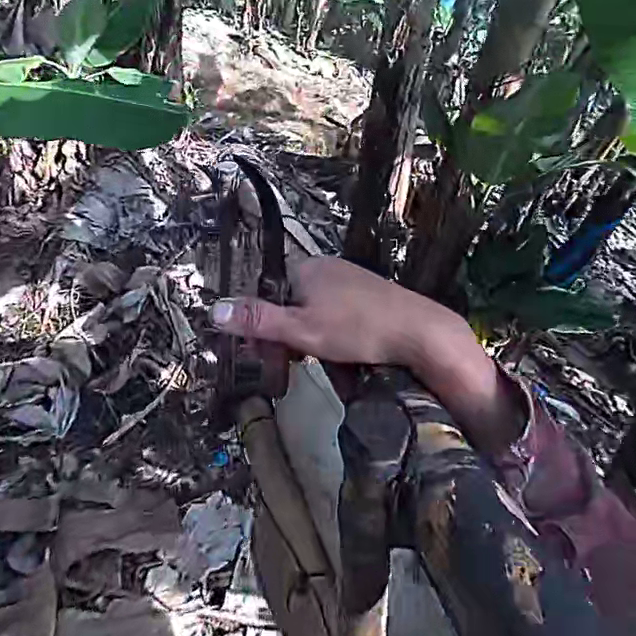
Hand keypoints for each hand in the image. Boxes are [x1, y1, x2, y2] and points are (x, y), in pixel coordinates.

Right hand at [210, 257, 522, 451]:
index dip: (266, 332)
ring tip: (333, 364)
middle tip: (300, 367)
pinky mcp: (373, 297)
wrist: (420, 332)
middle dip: (294, 342)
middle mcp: (330, 268)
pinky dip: (341, 340)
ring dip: (318, 345)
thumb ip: (259, 320)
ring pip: (319, 318)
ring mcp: (354, 281)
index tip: (272, 360)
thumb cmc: (359, 329)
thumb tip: (215, 309)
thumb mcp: (302, 331)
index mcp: (308, 268)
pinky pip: (343, 320)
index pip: (269, 298)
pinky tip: (352, 357)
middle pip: (294, 308)